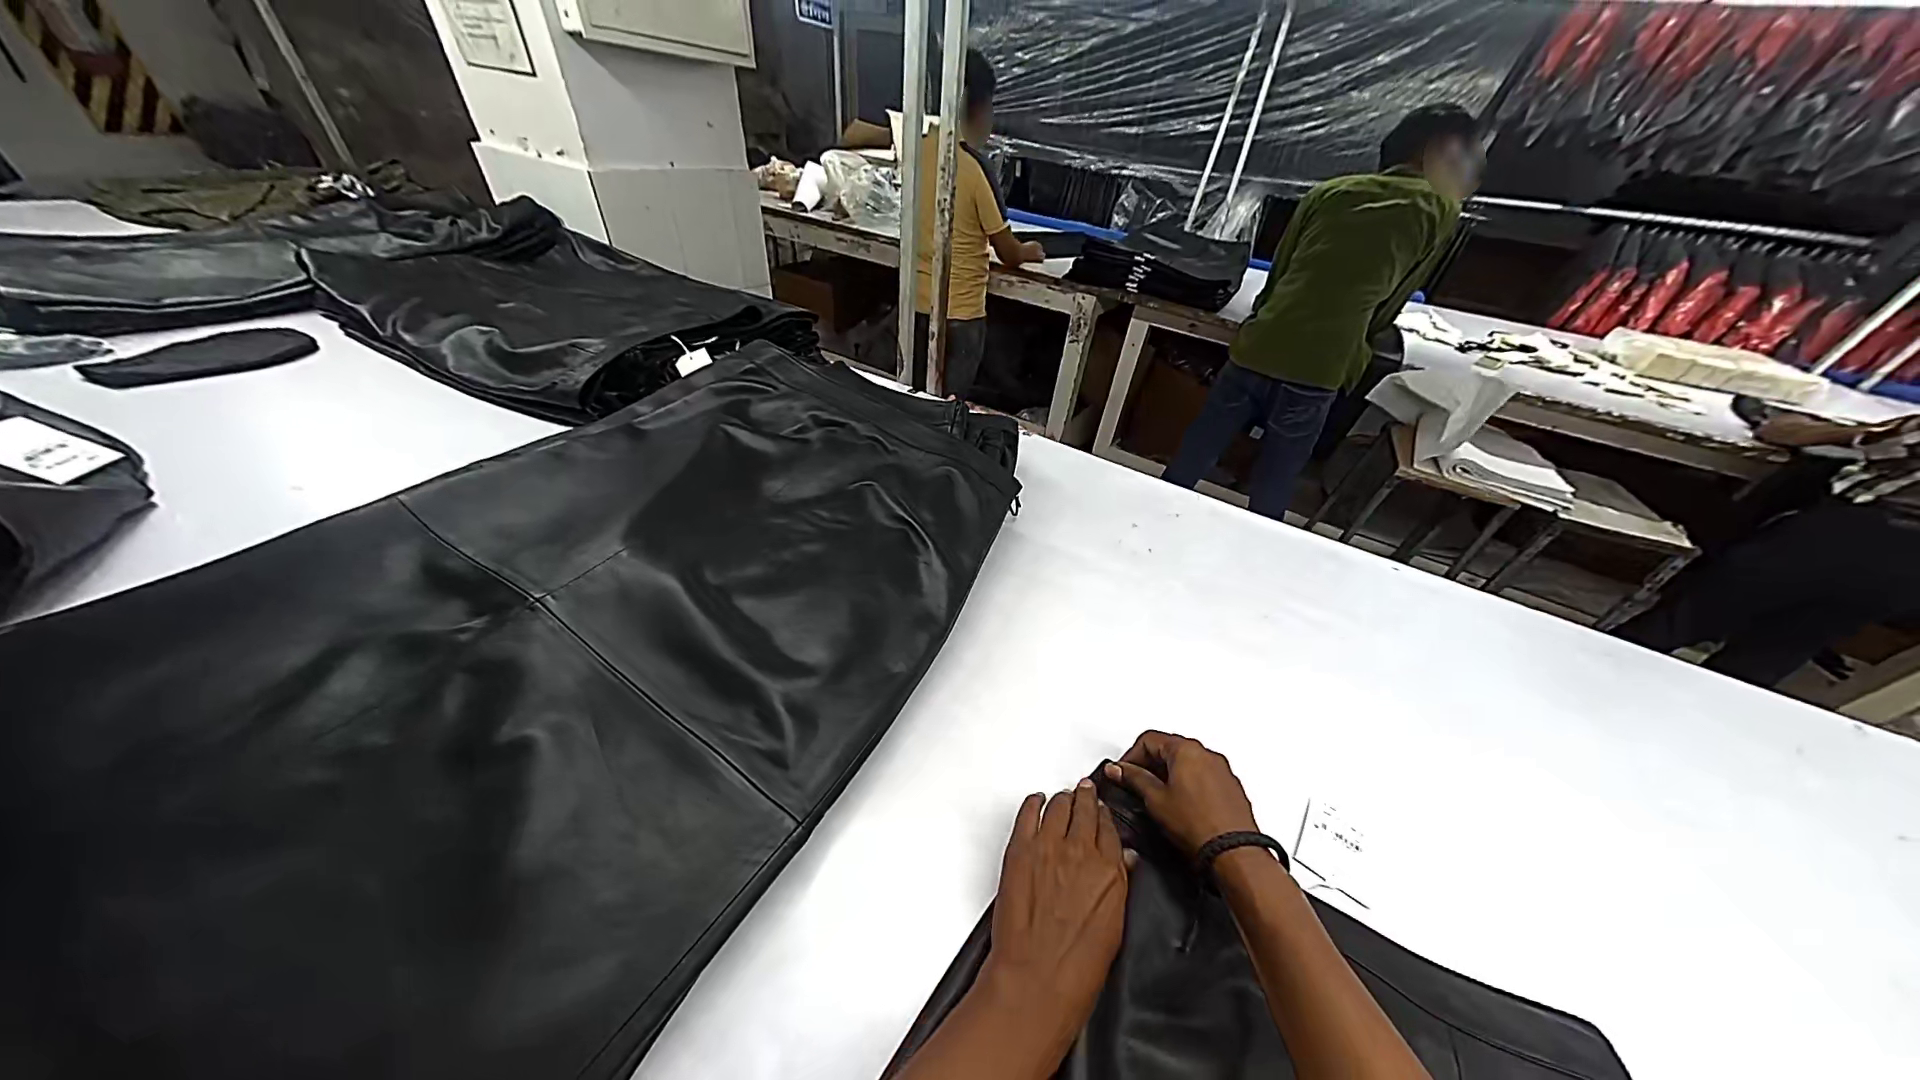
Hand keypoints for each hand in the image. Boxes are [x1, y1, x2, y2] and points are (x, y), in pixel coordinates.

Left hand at [980, 781, 1129, 1047]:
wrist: (1036, 978)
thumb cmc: (1076, 965)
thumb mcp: (1114, 925)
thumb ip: (1119, 885)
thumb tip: (1124, 863)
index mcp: (1108, 869)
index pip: (1109, 827)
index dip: (1105, 816)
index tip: (1103, 810)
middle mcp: (1079, 850)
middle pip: (1085, 808)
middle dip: (1086, 798)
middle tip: (1085, 791)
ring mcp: (1047, 845)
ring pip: (1059, 805)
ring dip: (1063, 799)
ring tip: (1064, 797)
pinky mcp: (1020, 847)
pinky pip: (1028, 811)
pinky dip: (1034, 802)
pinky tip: (1037, 801)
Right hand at [1103, 730, 1259, 858]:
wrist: (1234, 853)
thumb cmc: (1200, 826)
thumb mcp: (1155, 799)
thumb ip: (1133, 778)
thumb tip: (1118, 769)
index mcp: (1186, 749)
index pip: (1148, 739)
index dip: (1130, 756)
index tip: (1122, 772)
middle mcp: (1207, 754)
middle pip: (1168, 748)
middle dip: (1149, 764)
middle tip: (1136, 783)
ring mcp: (1221, 771)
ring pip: (1187, 763)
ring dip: (1169, 775)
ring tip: (1159, 798)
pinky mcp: (1230, 788)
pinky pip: (1203, 777)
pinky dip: (1188, 785)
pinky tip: (1181, 807)